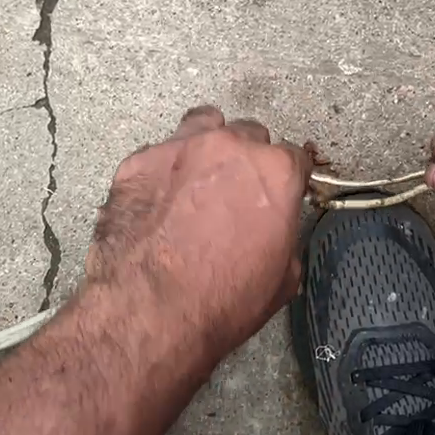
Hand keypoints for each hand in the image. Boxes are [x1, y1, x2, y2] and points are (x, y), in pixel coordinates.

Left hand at [85, 106, 311, 365]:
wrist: (149, 310)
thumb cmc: (219, 301)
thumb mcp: (282, 279)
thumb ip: (285, 234)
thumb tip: (276, 230)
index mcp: (275, 171)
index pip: (295, 157)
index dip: (289, 178)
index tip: (282, 191)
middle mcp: (229, 146)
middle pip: (249, 134)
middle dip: (247, 160)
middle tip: (236, 192)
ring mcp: (180, 147)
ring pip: (203, 125)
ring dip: (207, 146)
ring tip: (198, 178)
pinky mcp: (139, 160)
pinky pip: (157, 153)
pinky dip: (163, 172)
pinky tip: (158, 200)